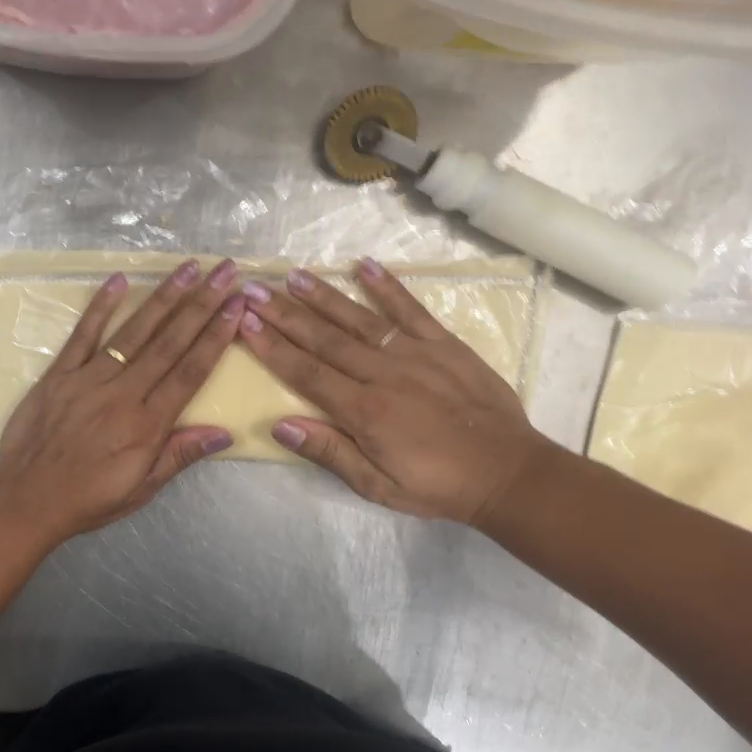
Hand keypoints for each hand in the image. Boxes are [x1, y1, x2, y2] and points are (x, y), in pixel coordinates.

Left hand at [0, 257, 253, 547]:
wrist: (26, 500)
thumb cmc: (87, 500)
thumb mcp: (140, 489)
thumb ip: (178, 456)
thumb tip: (223, 433)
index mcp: (147, 425)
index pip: (190, 372)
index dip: (216, 337)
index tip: (237, 307)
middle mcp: (123, 395)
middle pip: (169, 343)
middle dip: (201, 305)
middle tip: (224, 271)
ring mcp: (88, 380)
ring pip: (133, 332)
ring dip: (163, 297)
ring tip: (188, 267)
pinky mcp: (58, 376)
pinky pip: (82, 335)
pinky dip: (100, 307)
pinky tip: (119, 280)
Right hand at [238, 258, 552, 523]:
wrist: (507, 472)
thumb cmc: (435, 486)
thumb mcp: (375, 485)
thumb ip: (329, 452)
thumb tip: (280, 426)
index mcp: (364, 412)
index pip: (305, 373)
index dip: (272, 347)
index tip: (245, 323)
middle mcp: (385, 375)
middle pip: (325, 339)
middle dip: (286, 315)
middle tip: (255, 291)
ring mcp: (417, 355)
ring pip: (361, 319)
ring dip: (325, 296)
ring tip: (295, 276)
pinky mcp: (445, 345)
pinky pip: (411, 310)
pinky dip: (388, 287)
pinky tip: (364, 265)